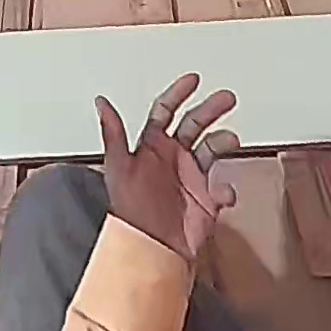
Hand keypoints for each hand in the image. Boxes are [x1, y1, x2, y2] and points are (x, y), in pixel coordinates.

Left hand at [95, 73, 239, 260]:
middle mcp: (173, 156)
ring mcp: (191, 177)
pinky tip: (224, 193)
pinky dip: (227, 189)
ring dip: (223, 142)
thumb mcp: (118, 166)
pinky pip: (223, 188)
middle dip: (210, 109)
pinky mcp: (206, 200)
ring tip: (230, 140)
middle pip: (194, 123)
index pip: (166, 110)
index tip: (193, 80)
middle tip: (227, 98)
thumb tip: (100, 102)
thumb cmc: (130, 209)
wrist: (149, 250)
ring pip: (212, 149)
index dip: (178, 93)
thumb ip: (113, 132)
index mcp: (152, 145)